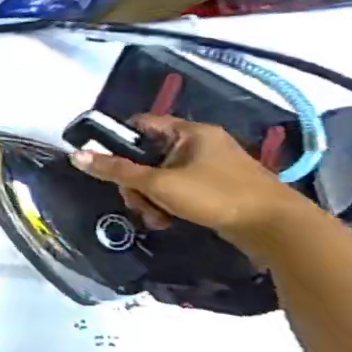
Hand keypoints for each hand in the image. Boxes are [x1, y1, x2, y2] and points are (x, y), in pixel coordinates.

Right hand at [68, 114, 314, 244]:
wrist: (275, 228)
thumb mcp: (158, 184)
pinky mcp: (214, 187)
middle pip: (145, 155)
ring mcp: (209, 166)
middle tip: (136, 202)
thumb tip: (76, 156)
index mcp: (190, 132)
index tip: (103, 161)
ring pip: (158, 176)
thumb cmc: (215, 196)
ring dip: (148, 197)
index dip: (117, 139)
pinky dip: (166, 203)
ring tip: (156, 217)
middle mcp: (200, 144)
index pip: (140, 123)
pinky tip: (168, 220)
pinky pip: (176, 189)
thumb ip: (116, 170)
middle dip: (134, 182)